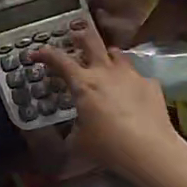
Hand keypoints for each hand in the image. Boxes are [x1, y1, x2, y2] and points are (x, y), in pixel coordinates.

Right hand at [29, 25, 186, 186]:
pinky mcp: (151, 84)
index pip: (59, 60)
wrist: (149, 149)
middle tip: (75, 36)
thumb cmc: (107, 147)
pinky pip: (137, 76)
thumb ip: (72, 133)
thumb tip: (71, 134)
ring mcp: (131, 75)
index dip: (45, 54)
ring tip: (106, 64)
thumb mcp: (79, 144)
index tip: (35, 53)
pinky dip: (130, 81)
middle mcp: (106, 72)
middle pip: (92, 41)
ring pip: (117, 54)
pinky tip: (132, 94)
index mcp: (83, 84)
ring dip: (107, 56)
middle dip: (81, 36)